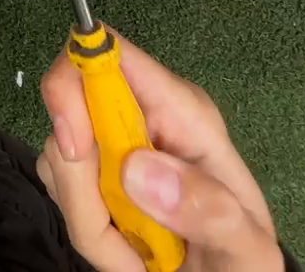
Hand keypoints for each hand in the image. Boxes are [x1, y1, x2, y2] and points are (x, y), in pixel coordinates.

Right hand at [38, 31, 282, 271]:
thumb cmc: (242, 265)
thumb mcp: (247, 249)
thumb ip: (208, 209)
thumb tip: (136, 167)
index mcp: (179, 110)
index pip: (109, 53)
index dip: (74, 80)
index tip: (74, 148)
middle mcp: (139, 114)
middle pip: (68, 104)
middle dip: (79, 177)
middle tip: (116, 236)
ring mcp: (110, 141)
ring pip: (58, 151)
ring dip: (85, 214)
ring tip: (135, 255)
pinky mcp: (91, 169)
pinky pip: (57, 181)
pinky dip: (83, 224)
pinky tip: (123, 249)